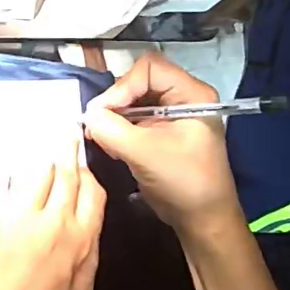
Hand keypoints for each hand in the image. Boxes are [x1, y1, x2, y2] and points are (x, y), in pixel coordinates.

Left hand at [0, 145, 105, 289]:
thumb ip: (84, 264)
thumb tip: (85, 243)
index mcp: (80, 243)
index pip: (93, 194)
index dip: (89, 174)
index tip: (84, 165)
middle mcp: (51, 220)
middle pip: (64, 174)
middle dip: (66, 149)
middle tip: (65, 131)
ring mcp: (15, 214)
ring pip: (31, 172)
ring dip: (36, 159)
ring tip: (36, 146)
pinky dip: (0, 175)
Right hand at [82, 52, 241, 232]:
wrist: (202, 220)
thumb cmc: (184, 183)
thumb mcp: (144, 153)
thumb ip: (111, 129)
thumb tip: (86, 115)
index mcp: (191, 94)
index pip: (149, 69)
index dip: (123, 86)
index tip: (104, 112)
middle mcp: (182, 98)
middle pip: (138, 82)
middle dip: (114, 102)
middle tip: (96, 125)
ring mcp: (170, 116)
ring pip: (131, 101)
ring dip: (113, 117)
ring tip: (100, 136)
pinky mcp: (159, 133)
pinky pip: (131, 119)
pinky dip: (117, 129)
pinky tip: (110, 145)